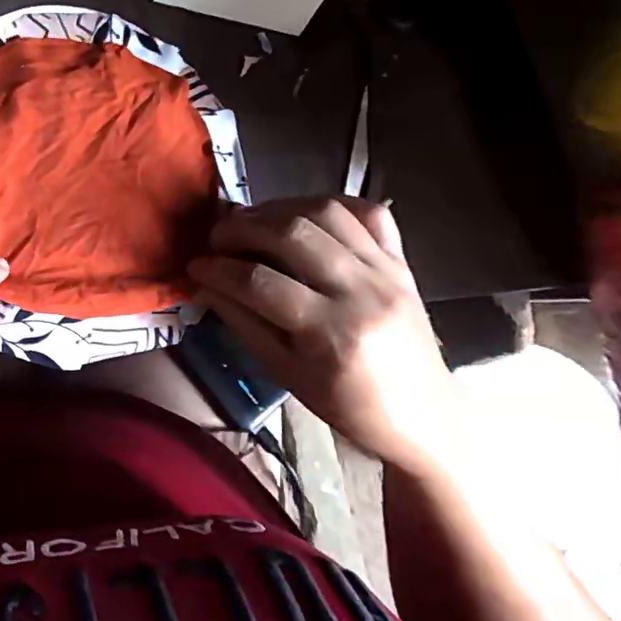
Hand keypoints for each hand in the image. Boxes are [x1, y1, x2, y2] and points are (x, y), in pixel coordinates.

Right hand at [188, 197, 457, 469]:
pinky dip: (332, 204)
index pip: (261, 283)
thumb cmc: (350, 407)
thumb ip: (245, 325)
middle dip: (243, 228)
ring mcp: (387, 270)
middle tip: (217, 237)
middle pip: (292, 235)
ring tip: (253, 220)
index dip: (219, 270)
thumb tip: (206, 286)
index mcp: (332, 334)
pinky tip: (304, 213)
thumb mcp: (287, 376)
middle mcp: (363, 292)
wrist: (426, 417)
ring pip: (327, 213)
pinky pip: (368, 212)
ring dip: (280, 208)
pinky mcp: (402, 261)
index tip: (195, 266)